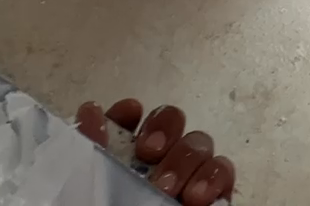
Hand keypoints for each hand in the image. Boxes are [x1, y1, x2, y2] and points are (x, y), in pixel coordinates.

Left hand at [75, 99, 235, 204]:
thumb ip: (84, 165)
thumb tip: (88, 113)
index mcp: (114, 170)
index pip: (127, 124)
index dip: (129, 113)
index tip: (126, 116)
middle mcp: (152, 171)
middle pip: (172, 123)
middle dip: (167, 129)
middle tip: (151, 153)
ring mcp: (185, 185)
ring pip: (200, 144)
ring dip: (189, 158)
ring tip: (174, 192)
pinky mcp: (214, 201)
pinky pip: (225, 173)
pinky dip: (217, 178)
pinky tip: (199, 198)